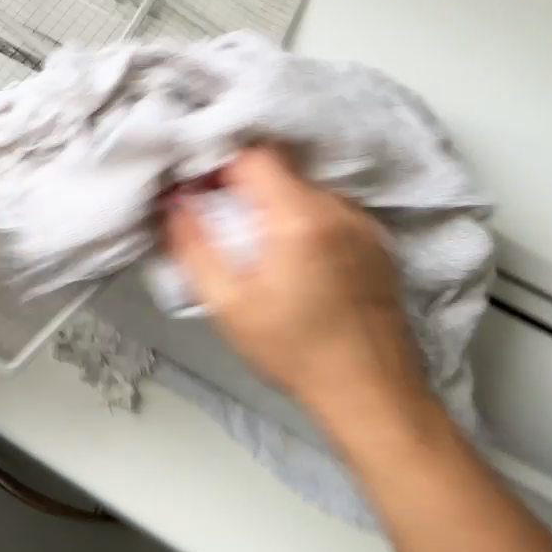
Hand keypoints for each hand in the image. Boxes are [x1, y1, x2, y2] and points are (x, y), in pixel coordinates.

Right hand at [164, 146, 428, 424]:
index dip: (218, 162)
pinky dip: (300, 216)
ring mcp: (364, 226)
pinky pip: (328, 209)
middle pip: (279, 168)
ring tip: (253, 238)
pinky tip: (288, 253)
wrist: (373, 396)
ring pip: (303, 187)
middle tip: (217, 214)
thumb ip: (191, 241)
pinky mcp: (378, 244)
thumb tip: (173, 202)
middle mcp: (338, 211)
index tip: (197, 189)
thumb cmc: (294, 350)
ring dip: (272, 200)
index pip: (254, 155)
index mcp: (299, 219)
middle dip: (241, 183)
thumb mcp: (223, 300)